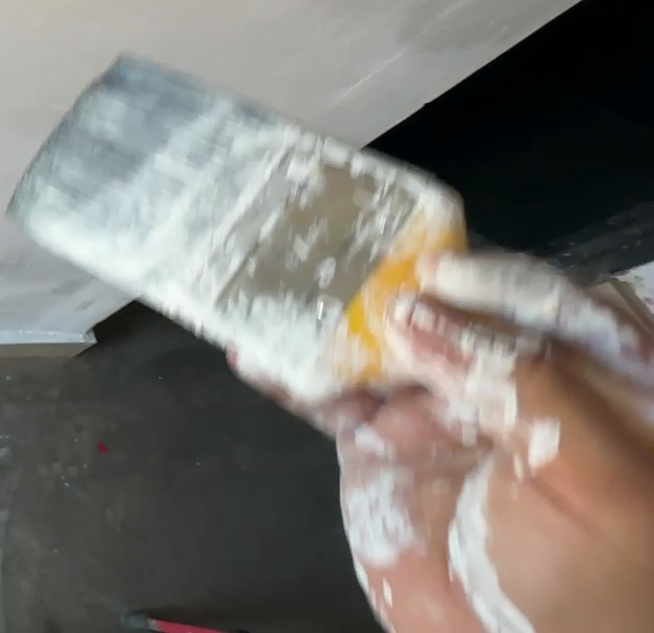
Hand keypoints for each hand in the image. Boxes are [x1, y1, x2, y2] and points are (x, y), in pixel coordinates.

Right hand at [243, 253, 653, 632]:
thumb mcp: (598, 483)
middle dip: (395, 286)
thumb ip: (524, 385)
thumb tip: (412, 309)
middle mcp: (515, 391)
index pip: (562, 311)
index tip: (437, 270)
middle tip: (341, 266)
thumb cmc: (586, 586)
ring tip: (271, 291)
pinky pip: (324, 393)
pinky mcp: (372, 436)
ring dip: (322, 320)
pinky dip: (284, 373)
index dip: (503, 280)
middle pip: (452, 314)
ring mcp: (436, 411)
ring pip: (377, 344)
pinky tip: (250, 354)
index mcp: (601, 397)